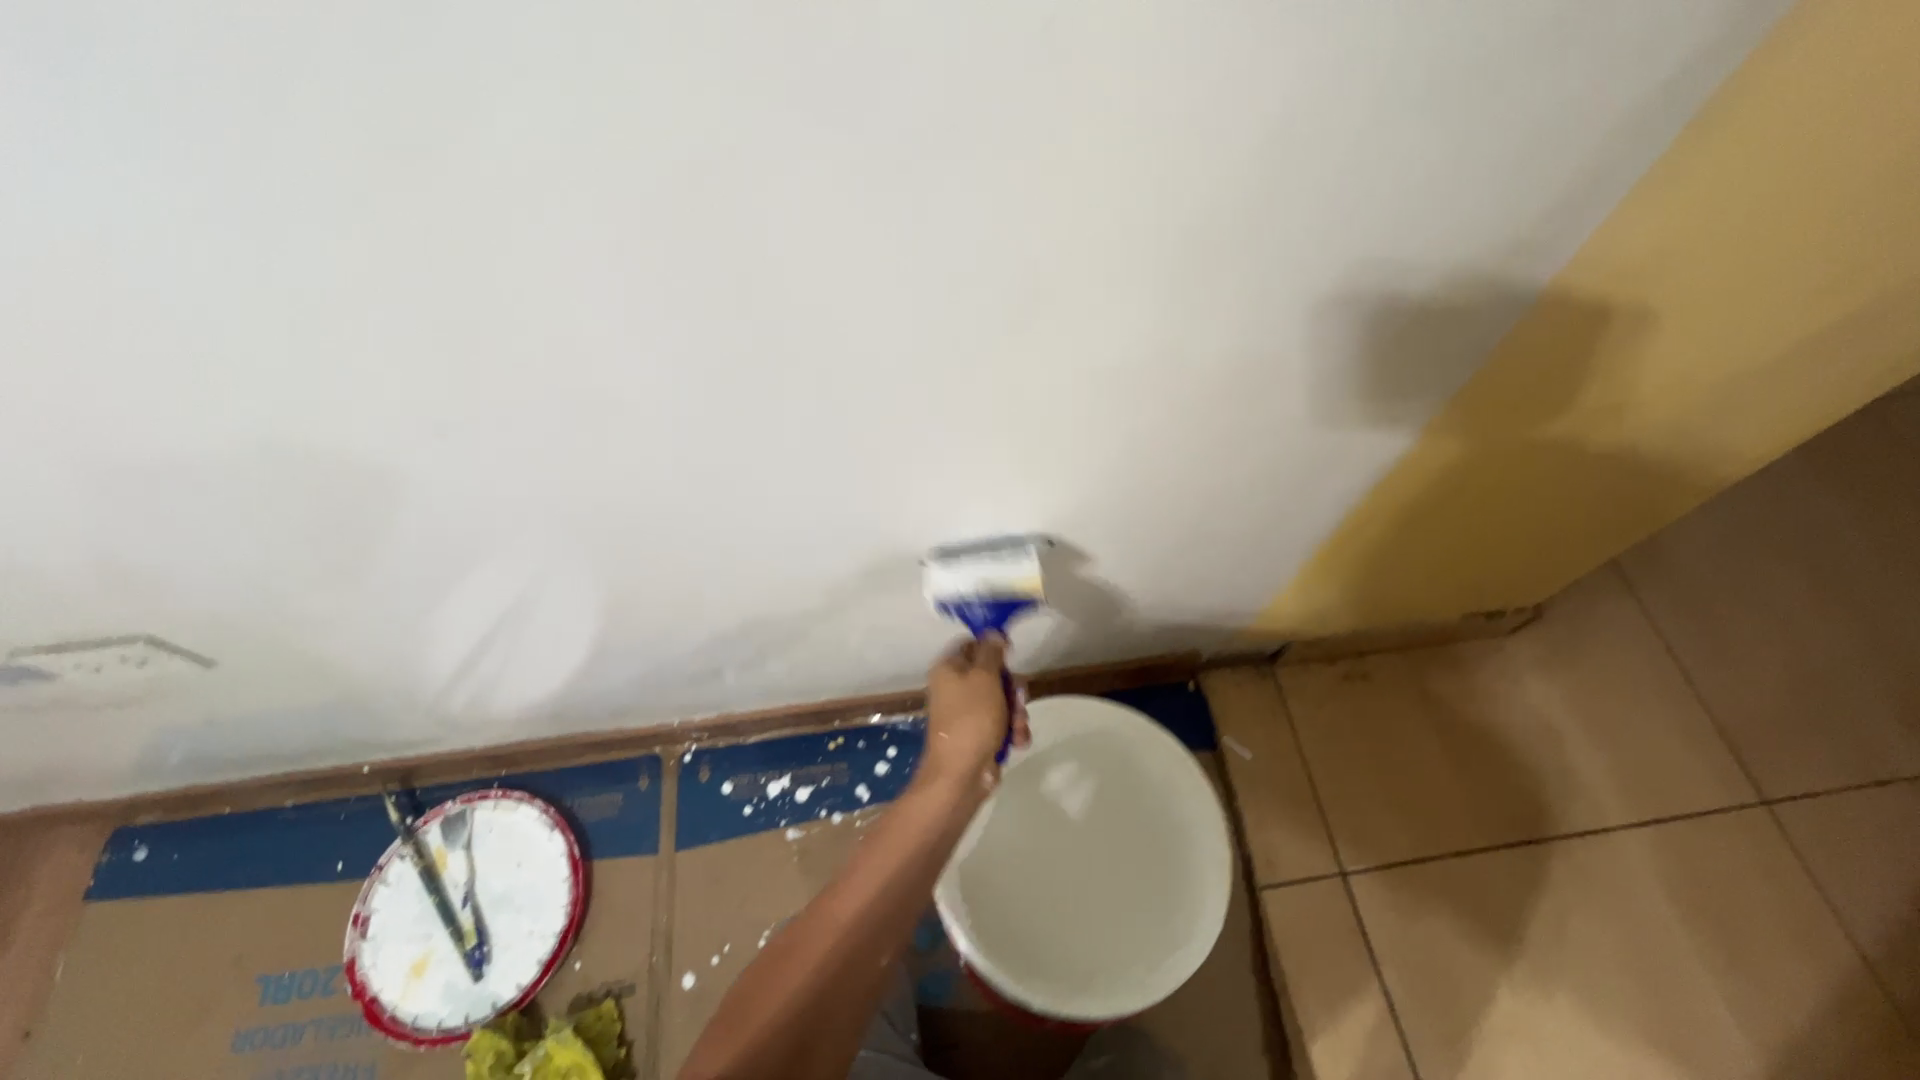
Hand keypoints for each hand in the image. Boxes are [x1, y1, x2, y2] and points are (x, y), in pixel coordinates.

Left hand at [919, 635, 1030, 790]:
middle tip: (1017, 699)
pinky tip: (1018, 741)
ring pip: (1003, 700)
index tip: (1012, 653)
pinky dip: (1013, 731)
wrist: (962, 774)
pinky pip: (1003, 723)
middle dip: (1012, 688)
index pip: (972, 644)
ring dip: (1016, 712)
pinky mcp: (980, 734)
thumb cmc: (971, 718)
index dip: (993, 647)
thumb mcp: (984, 677)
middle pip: (993, 673)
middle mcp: (955, 688)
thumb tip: (993, 632)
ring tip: (1017, 726)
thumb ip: (991, 652)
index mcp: (948, 669)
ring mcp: (968, 713)